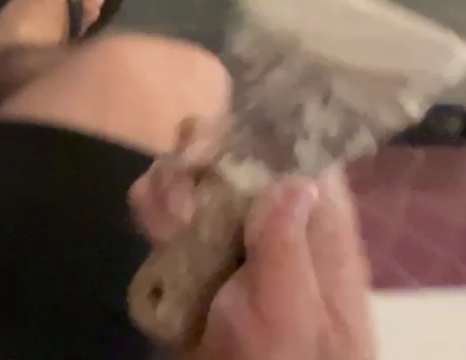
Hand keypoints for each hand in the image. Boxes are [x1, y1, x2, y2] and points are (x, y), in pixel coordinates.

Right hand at [130, 123, 375, 359]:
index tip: (234, 130)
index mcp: (317, 239)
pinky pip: (159, 198)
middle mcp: (271, 222)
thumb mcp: (287, 314)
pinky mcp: (187, 240)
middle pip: (236, 152)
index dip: (271, 134)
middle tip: (187, 170)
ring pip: (190, 169)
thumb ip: (287, 249)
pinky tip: (155, 230)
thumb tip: (298, 180)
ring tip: (168, 219)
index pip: (307, 162)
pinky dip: (149, 203)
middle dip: (201, 151)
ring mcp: (227, 230)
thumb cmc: (275, 359)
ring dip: (168, 181)